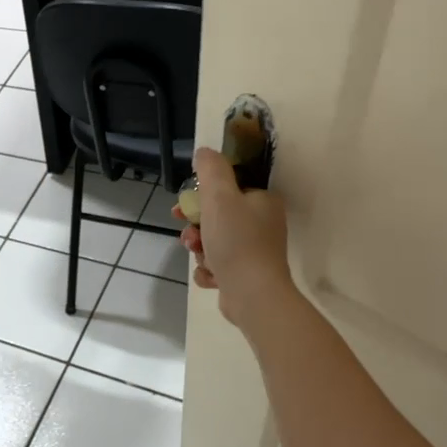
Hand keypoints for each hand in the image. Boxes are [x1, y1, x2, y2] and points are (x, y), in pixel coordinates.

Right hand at [175, 146, 293, 325]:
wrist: (253, 294)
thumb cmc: (237, 241)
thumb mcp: (220, 196)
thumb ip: (211, 169)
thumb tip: (204, 152)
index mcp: (262, 201)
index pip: (227, 190)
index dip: (201, 197)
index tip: (183, 208)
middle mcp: (263, 224)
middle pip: (217, 217)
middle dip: (196, 228)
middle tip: (188, 237)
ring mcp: (255, 251)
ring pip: (214, 242)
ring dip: (200, 249)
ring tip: (201, 257)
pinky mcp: (246, 274)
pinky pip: (218, 265)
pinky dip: (209, 270)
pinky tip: (211, 276)